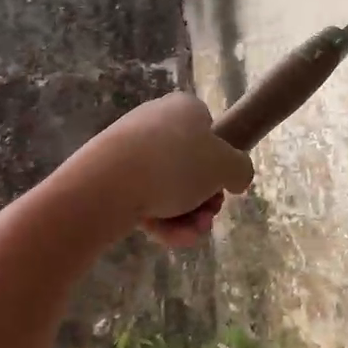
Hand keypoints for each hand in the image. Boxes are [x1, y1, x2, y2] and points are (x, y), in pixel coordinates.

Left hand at [60, 93, 253, 247]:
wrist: (107, 183)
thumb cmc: (175, 165)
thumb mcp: (225, 166)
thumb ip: (241, 170)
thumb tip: (236, 177)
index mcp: (184, 108)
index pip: (210, 132)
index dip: (219, 163)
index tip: (221, 187)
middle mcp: (157, 121)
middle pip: (191, 165)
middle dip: (204, 198)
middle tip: (208, 217)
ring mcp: (130, 147)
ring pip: (169, 187)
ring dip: (187, 215)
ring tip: (191, 234)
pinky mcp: (110, 173)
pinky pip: (144, 197)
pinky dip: (161, 220)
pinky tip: (170, 238)